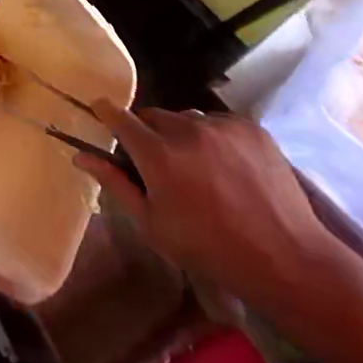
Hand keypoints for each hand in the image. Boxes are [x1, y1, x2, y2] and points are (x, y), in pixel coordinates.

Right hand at [75, 106, 339, 310]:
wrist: (281, 254)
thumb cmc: (208, 248)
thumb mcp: (153, 225)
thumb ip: (116, 184)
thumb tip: (81, 155)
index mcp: (158, 155)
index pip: (122, 119)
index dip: (107, 112)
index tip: (99, 108)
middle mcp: (187, 129)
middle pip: (155, 117)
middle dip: (149, 133)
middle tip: (158, 162)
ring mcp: (221, 124)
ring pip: (188, 119)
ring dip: (183, 135)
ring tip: (198, 168)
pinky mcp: (250, 126)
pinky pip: (219, 123)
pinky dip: (215, 137)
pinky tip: (227, 167)